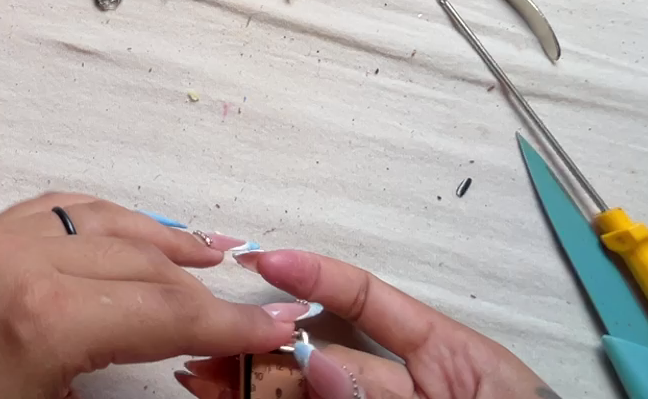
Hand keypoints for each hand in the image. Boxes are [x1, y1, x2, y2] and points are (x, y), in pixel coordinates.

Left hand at [0, 193, 297, 398]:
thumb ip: (129, 384)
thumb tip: (193, 364)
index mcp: (41, 319)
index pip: (159, 310)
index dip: (226, 319)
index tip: (273, 323)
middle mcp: (16, 260)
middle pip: (134, 259)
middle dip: (198, 281)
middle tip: (249, 293)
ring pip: (95, 218)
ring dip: (153, 234)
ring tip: (204, 251)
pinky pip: (49, 210)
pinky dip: (98, 215)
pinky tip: (127, 226)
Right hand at [174, 249, 556, 398]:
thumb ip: (392, 394)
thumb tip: (313, 359)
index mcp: (444, 355)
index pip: (366, 297)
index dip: (313, 273)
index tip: (262, 261)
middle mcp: (406, 385)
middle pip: (321, 356)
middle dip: (263, 347)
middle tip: (206, 345)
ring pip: (309, 393)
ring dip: (254, 384)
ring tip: (203, 380)